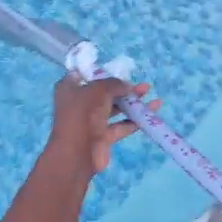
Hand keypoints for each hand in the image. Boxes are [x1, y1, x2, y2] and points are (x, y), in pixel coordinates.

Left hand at [43, 75, 159, 175]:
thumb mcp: (98, 90)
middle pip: (103, 92)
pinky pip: (122, 125)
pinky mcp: (103, 137)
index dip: (99, 72)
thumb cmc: (83, 113)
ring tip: (149, 92)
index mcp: (69, 88)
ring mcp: (91, 121)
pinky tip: (152, 111)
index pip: (83, 75)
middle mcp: (79, 104)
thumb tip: (127, 86)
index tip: (116, 69)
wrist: (78, 152)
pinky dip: (136, 119)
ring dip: (131, 101)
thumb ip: (114, 84)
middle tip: (140, 83)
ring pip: (114, 108)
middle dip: (122, 87)